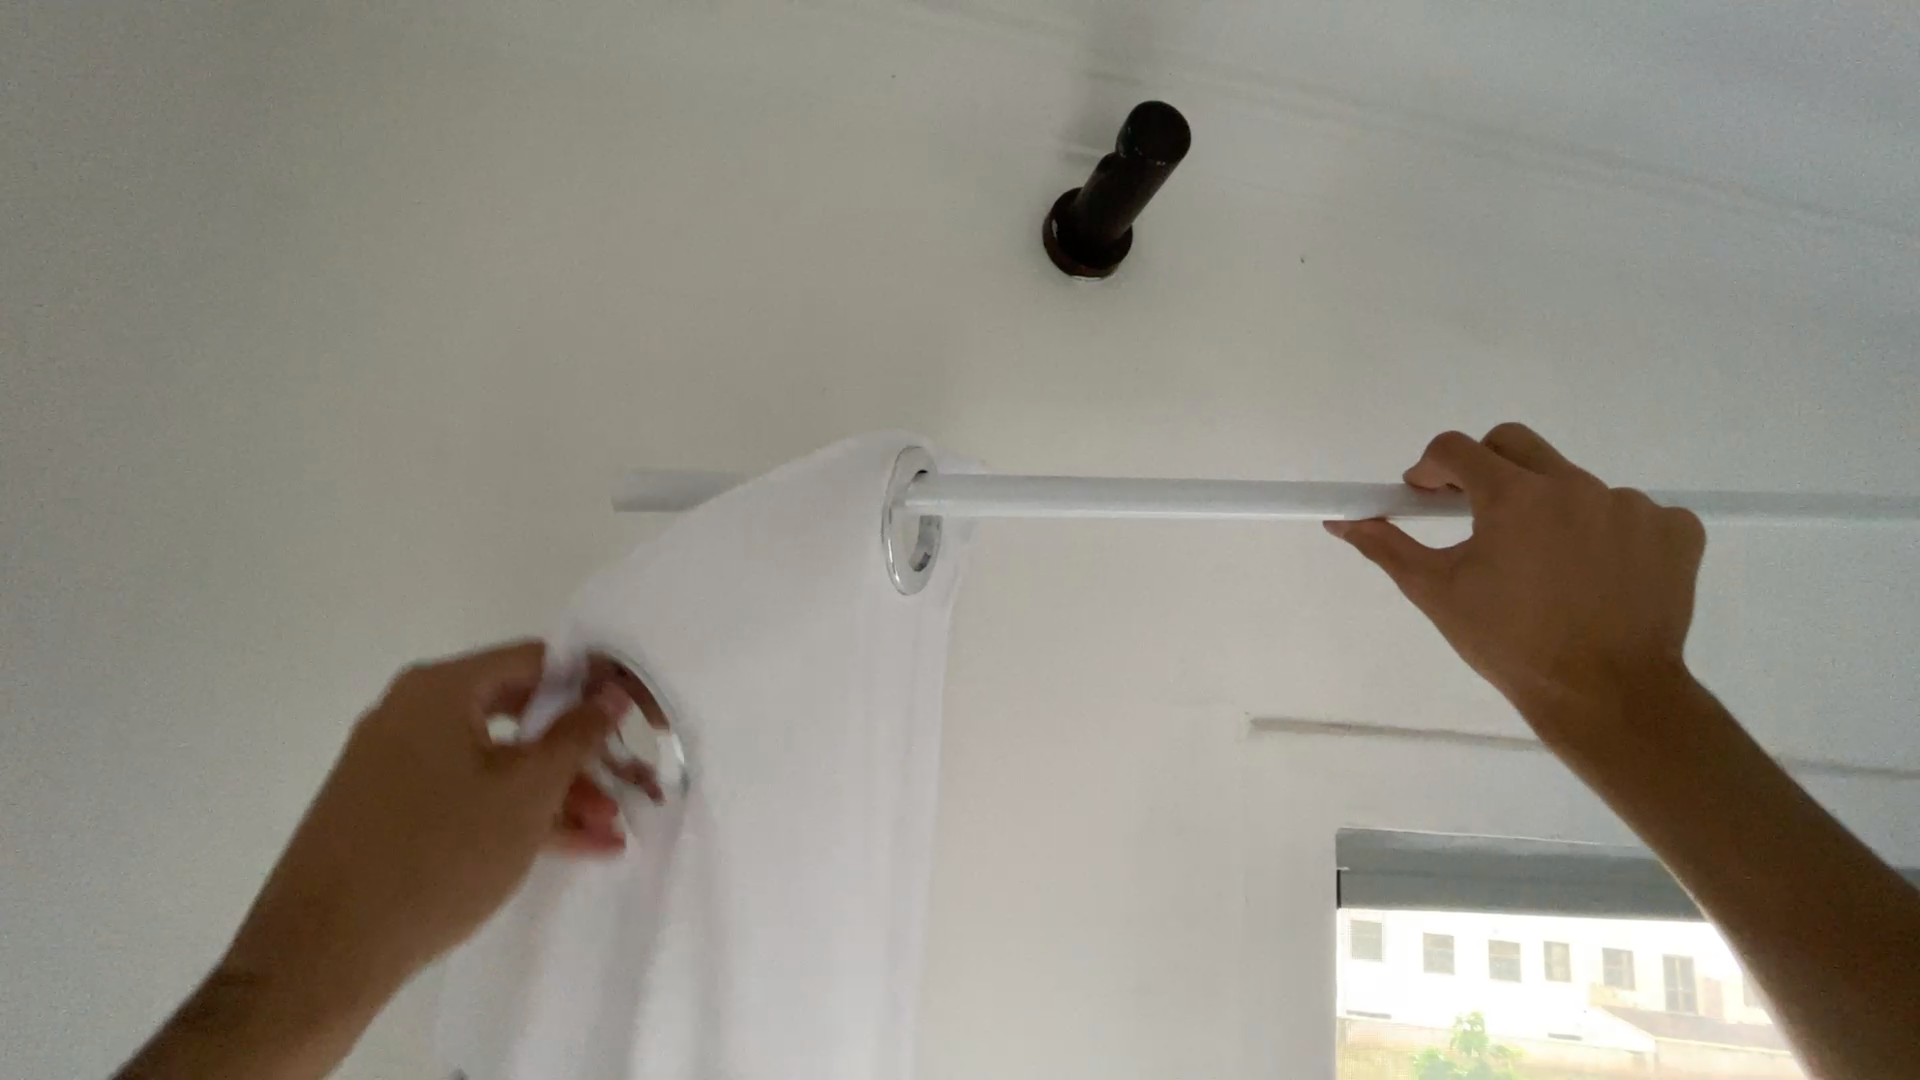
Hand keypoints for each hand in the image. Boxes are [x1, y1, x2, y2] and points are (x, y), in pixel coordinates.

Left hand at [220, 641, 662, 1030]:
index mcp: (442, 690)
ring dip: (560, 790)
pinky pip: (473, 792)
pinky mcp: (393, 809)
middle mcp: (415, 713)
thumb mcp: (529, 790)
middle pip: (524, 713)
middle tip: (630, 778)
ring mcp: (399, 763)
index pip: (540, 660)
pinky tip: (576, 844)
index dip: (598, 684)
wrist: (317, 962)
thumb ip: (579, 733)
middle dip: (583, 752)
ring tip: (610, 828)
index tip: (639, 716)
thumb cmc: (438, 854)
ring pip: (501, 760)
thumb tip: (611, 692)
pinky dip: (520, 812)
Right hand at [1325, 423, 1707, 728]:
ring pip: (1570, 482)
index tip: (1421, 496)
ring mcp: (1632, 506)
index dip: (1428, 467)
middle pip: (1514, 444)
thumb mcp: (1434, 591)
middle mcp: (1575, 486)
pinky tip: (1591, 571)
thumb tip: (1341, 522)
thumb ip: (1386, 546)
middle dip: (1482, 467)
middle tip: (1471, 512)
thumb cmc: (1506, 640)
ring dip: (1543, 505)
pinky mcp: (1674, 531)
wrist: (1606, 694)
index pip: (1456, 448)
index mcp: (1513, 496)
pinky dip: (1601, 530)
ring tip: (1537, 561)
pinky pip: (1627, 512)